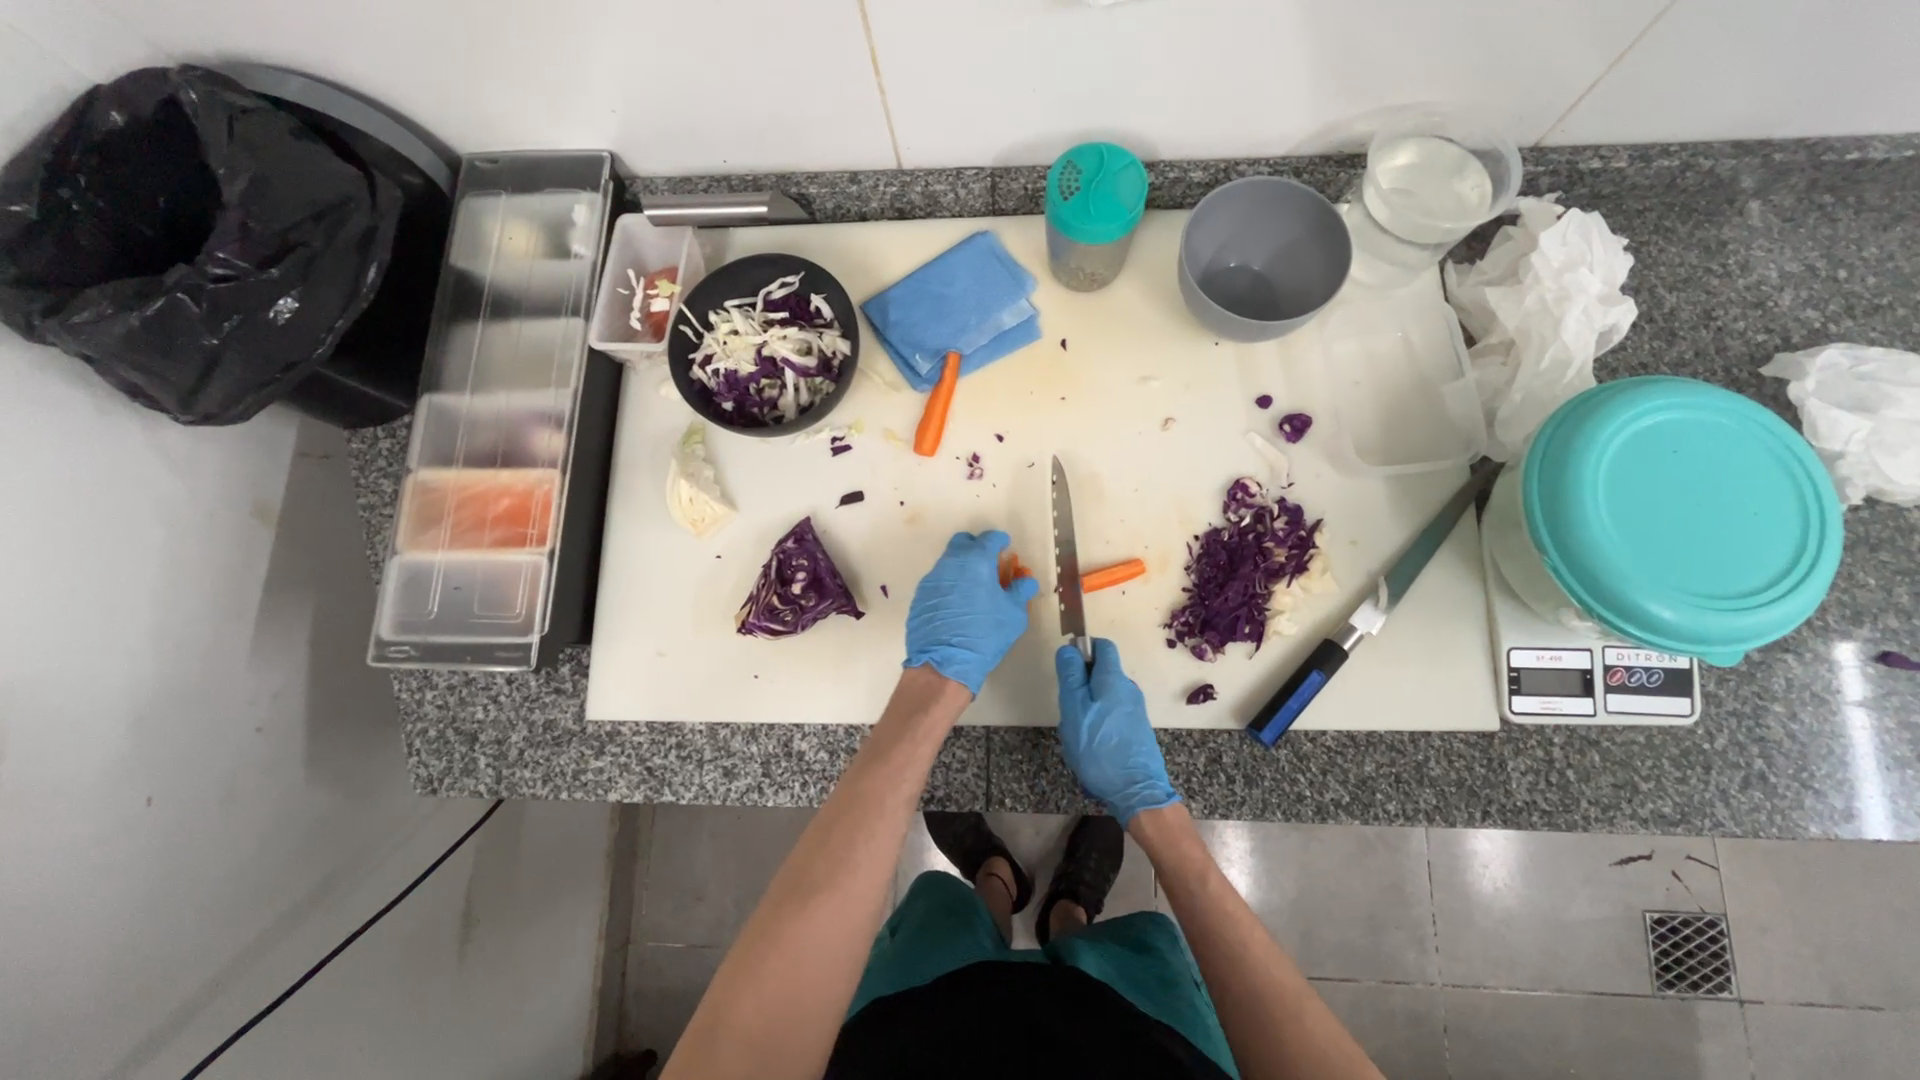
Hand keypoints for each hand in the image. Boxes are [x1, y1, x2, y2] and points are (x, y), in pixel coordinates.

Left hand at [904, 530, 1040, 694]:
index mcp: (976, 561)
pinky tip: (955, 606)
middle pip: (963, 543)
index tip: (1005, 547)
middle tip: (987, 564)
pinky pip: (937, 583)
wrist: (944, 663)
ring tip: (972, 590)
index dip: (1000, 541)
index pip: (989, 538)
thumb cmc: (985, 634)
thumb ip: (1021, 591)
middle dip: (976, 547)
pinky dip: (948, 586)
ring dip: (961, 568)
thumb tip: (1026, 581)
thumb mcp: (1014, 615)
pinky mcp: (919, 596)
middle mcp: (951, 563)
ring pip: (948, 563)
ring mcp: (931, 579)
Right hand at [1055, 639, 1180, 824]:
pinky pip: (1111, 714)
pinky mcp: (1135, 729)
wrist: (1136, 790)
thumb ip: (1071, 677)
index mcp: (1114, 679)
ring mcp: (1134, 711)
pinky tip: (1090, 745)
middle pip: (1101, 672)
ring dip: (1087, 707)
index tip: (1067, 668)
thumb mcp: (1074, 710)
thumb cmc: (1098, 748)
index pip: (1103, 646)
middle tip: (1067, 709)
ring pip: (1104, 696)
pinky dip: (1097, 722)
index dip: (1083, 648)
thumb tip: (1069, 648)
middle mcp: (1128, 690)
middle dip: (1080, 685)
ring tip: (1076, 733)